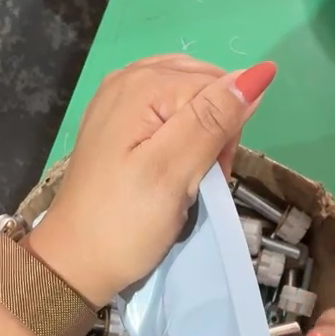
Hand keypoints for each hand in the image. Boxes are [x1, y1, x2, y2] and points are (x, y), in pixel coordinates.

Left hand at [27, 54, 275, 304]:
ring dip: (201, 131)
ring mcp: (117, 100)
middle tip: (202, 177)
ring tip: (190, 172)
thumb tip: (258, 74)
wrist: (76, 261)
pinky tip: (175, 160)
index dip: (228, 129)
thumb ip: (214, 119)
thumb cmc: (126, 221)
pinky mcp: (116, 122)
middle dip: (216, 127)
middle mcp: (127, 79)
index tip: (214, 175)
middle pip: (202, 85)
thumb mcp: (174, 170)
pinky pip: (166, 110)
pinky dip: (181, 132)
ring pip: (187, 97)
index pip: (217, 85)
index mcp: (141, 85)